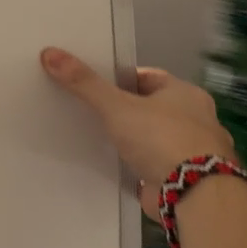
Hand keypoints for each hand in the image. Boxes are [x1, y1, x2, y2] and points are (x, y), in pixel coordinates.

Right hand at [40, 47, 234, 216]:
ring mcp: (193, 151)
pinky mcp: (184, 178)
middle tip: (90, 109)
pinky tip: (112, 164)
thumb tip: (50, 52)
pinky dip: (136, 164)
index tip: (93, 84)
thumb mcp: (116, 106)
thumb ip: (83, 82)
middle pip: (151, 106)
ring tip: (96, 136)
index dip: (119, 78)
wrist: (195, 195)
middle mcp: (196, 119)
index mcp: (187, 94)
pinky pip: (153, 163)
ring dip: (131, 139)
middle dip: (124, 109)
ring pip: (153, 136)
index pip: (148, 77)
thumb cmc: (162, 139)